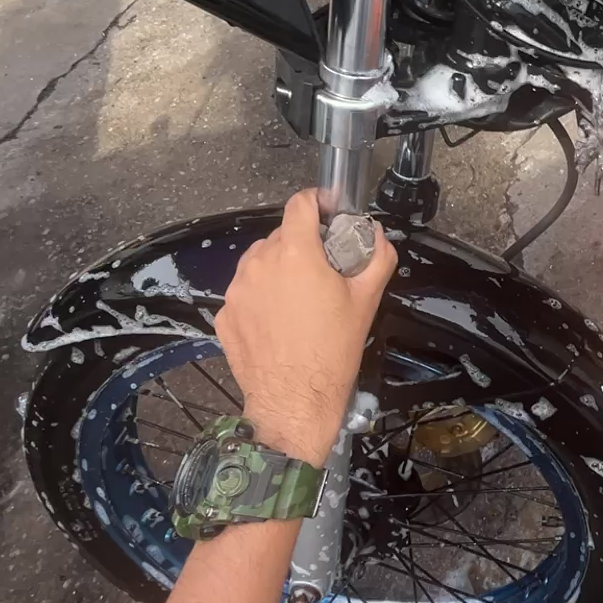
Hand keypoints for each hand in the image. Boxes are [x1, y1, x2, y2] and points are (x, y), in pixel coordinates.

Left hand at [214, 189, 397, 460]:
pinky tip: (281, 321)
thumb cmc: (335, 347)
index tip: (331, 212)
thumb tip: (377, 234)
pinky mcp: (223, 314)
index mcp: (296, 253)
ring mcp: (236, 290)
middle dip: (305, 244)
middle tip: (326, 269)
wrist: (295, 401)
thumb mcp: (368, 299)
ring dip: (281, 268)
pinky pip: (247, 291)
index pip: (300, 204)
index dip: (318, 202)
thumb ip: (378, 256)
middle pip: (282, 234)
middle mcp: (259, 263)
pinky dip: (263, 295)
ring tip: (301, 298)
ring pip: (260, 261)